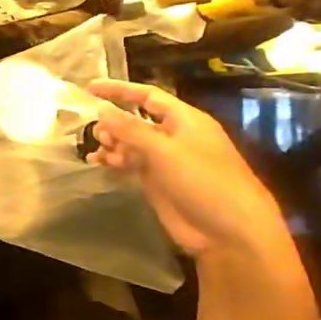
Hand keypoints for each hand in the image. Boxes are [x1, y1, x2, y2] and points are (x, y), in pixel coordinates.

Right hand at [85, 80, 287, 261]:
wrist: (229, 231)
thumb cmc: (203, 180)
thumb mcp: (165, 150)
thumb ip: (131, 129)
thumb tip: (102, 109)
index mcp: (184, 119)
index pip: (148, 95)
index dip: (119, 89)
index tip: (90, 87)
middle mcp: (175, 136)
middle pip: (138, 120)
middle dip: (114, 122)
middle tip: (96, 133)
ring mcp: (167, 161)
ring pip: (132, 144)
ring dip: (113, 144)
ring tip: (98, 151)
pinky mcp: (159, 183)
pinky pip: (132, 165)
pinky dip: (116, 162)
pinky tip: (99, 164)